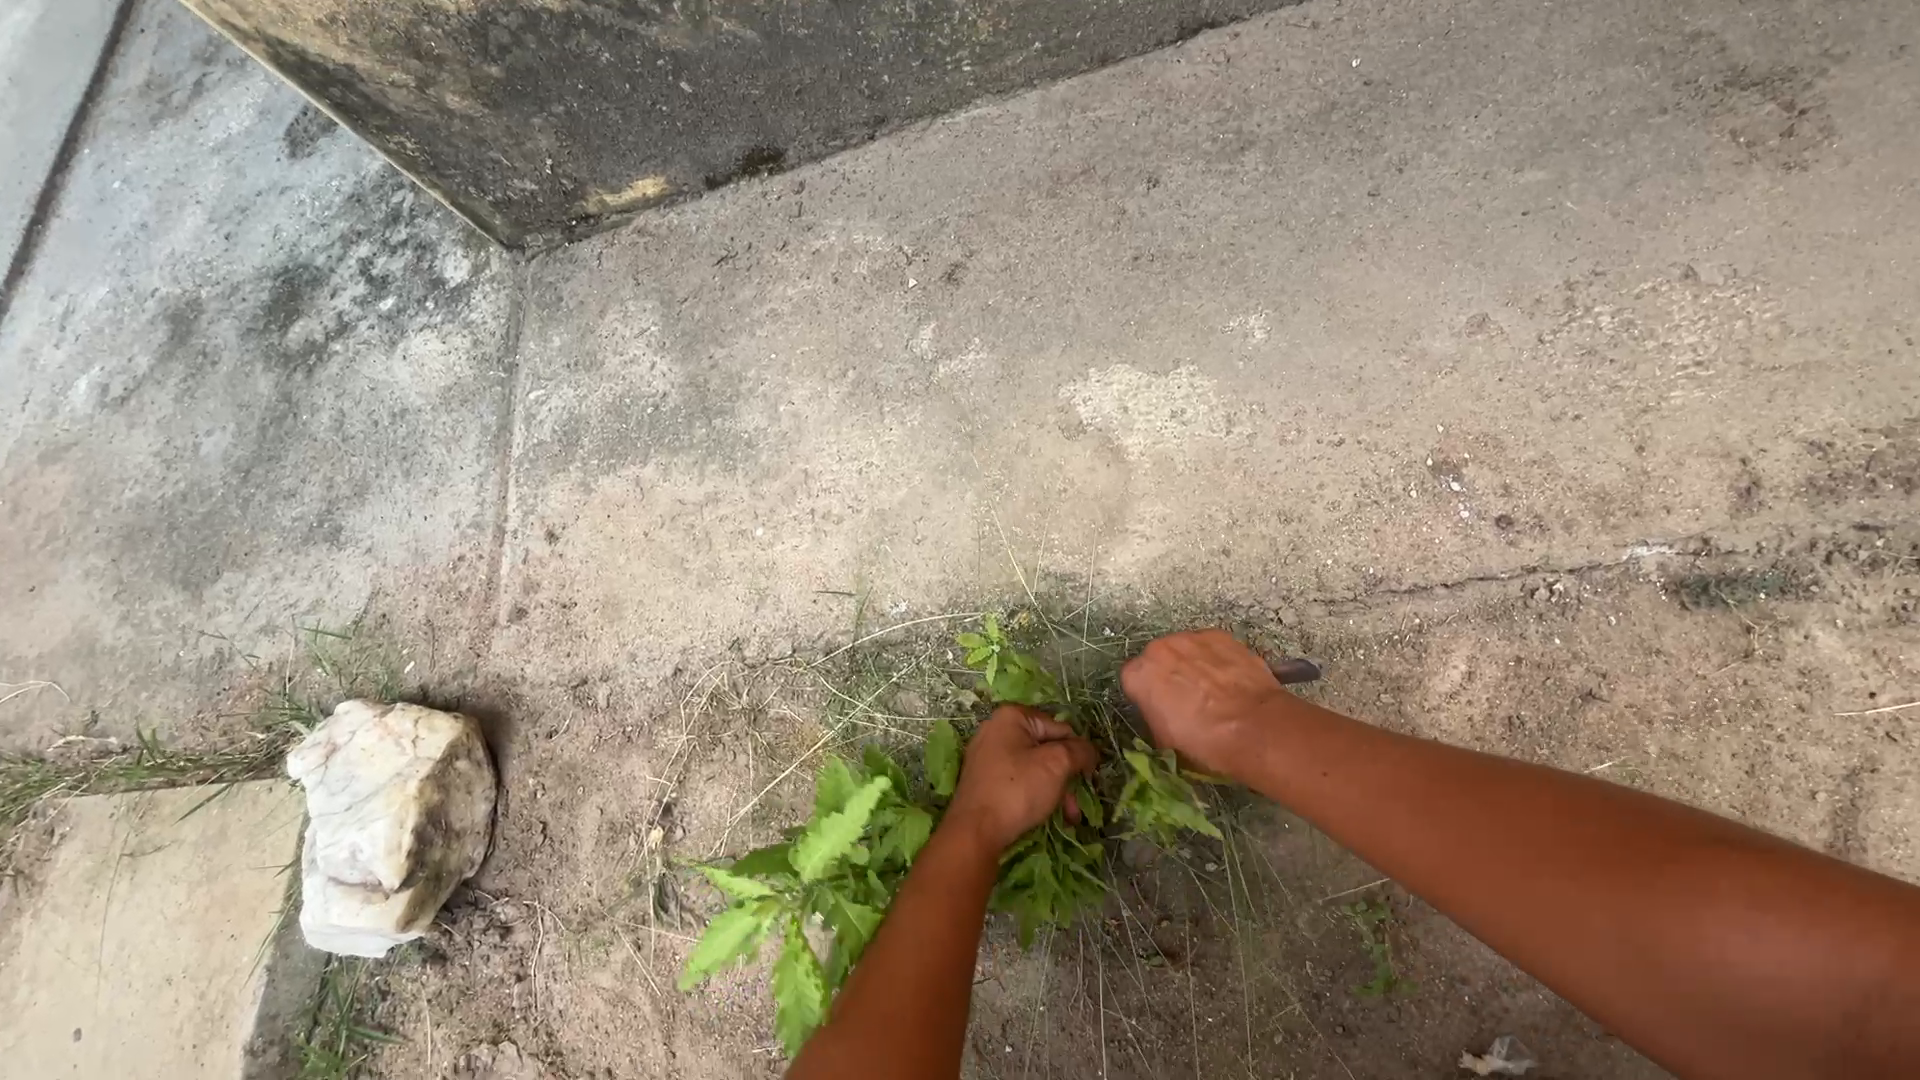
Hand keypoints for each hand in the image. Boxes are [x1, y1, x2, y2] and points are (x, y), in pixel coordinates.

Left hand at [945, 705, 1097, 853]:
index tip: (1087, 777)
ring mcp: (987, 756)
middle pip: (1046, 749)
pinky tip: (1048, 816)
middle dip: (1066, 776)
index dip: (1077, 752)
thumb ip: (1079, 751)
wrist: (975, 831)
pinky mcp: (984, 780)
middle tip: (1077, 803)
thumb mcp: (1057, 764)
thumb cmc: (1018, 790)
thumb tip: (1089, 750)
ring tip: (1069, 816)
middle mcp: (996, 730)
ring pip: (1034, 768)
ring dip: (1056, 790)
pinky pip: (1018, 781)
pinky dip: (1036, 795)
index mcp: (1012, 717)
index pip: (1060, 728)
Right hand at [1120, 629, 1290, 779]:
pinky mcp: (1219, 635)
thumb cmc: (1203, 741)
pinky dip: (1217, 659)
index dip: (1148, 696)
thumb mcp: (1164, 743)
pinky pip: (1211, 647)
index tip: (1162, 709)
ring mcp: (1190, 638)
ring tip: (1214, 690)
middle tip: (1189, 700)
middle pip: (1158, 660)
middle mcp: (1158, 649)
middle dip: (1169, 676)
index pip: (1133, 680)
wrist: (1254, 727)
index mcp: (1138, 675)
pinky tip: (1231, 681)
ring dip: (1193, 665)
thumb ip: (1153, 720)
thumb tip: (1162, 718)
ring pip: (1185, 650)